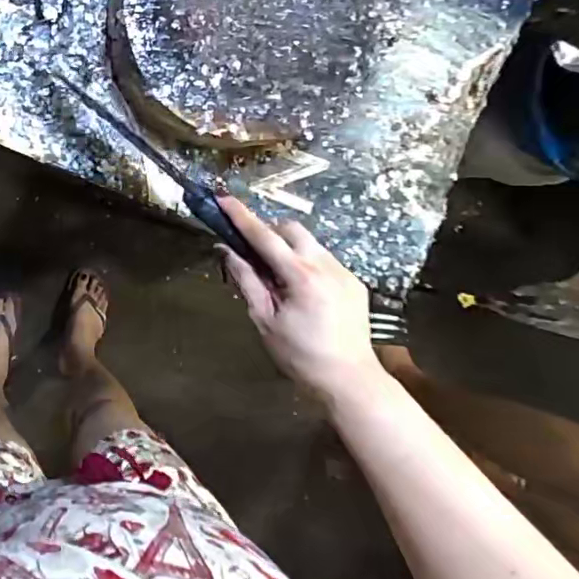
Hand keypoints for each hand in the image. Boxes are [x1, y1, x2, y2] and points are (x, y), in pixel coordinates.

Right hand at [214, 195, 385, 405]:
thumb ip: (247, 280)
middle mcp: (327, 267)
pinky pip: (324, 259)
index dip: (241, 217)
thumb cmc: (299, 354)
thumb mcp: (264, 318)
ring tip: (277, 277)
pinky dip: (304, 263)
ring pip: (309, 243)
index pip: (264, 236)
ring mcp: (345, 273)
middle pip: (292, 229)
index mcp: (301, 277)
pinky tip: (299, 289)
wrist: (349, 380)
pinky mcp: (354, 283)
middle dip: (269, 232)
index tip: (224, 199)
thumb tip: (227, 250)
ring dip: (287, 249)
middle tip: (252, 253)